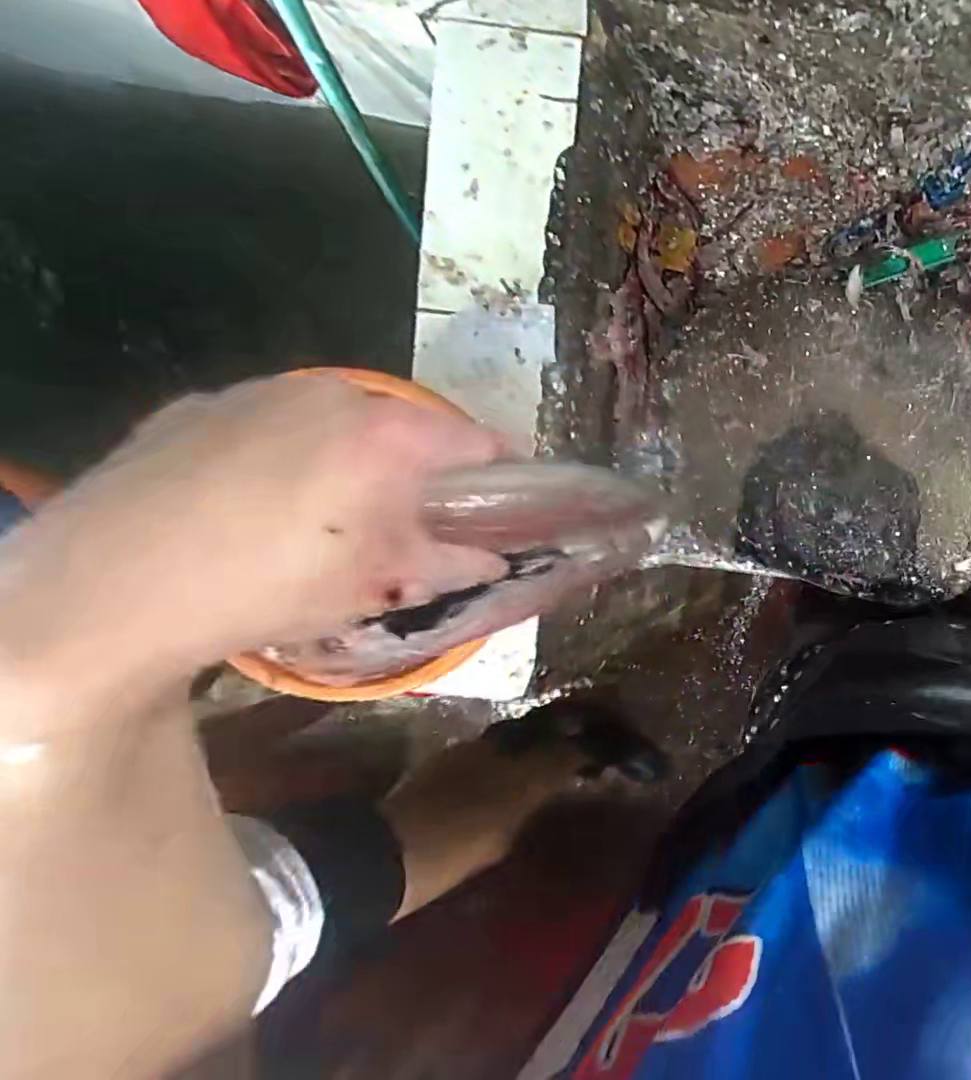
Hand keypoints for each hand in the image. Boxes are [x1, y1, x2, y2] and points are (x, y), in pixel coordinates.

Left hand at [0, 374, 508, 694]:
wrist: (102, 594)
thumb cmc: (275, 585)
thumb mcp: (386, 585)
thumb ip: (458, 564)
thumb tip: (494, 561)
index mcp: (393, 436)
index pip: (481, 439)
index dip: (501, 472)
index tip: (497, 501)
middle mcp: (334, 396)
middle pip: (413, 424)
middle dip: (425, 464)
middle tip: (411, 513)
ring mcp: (258, 394)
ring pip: (343, 417)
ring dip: (359, 452)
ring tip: (333, 506)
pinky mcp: (195, 406)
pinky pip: (274, 420)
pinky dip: (290, 448)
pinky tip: (262, 498)